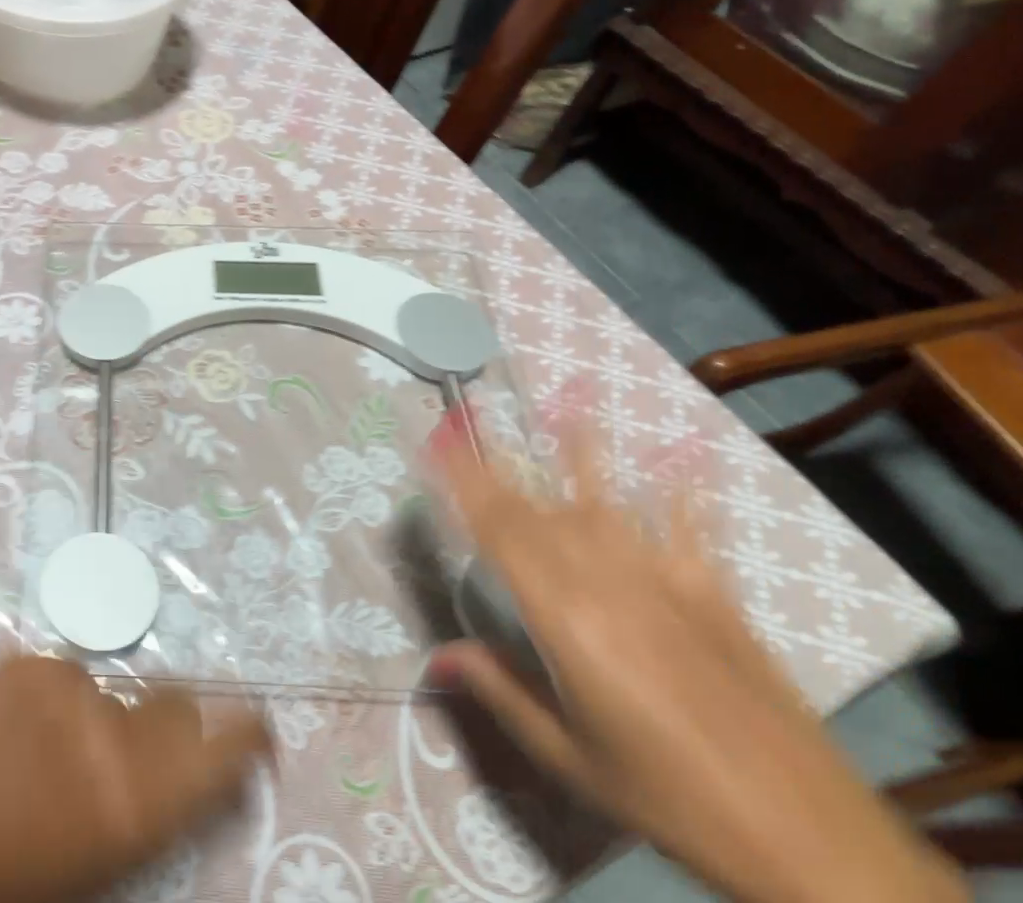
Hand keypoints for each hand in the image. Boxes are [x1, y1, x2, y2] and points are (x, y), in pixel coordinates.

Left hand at [0, 656, 270, 902]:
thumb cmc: (18, 881)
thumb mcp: (110, 860)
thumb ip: (159, 806)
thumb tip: (193, 770)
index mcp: (145, 796)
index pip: (232, 741)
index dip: (248, 732)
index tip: (251, 730)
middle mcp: (116, 730)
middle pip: (178, 703)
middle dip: (165, 726)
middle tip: (126, 755)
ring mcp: (66, 688)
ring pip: (113, 688)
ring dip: (97, 714)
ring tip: (50, 749)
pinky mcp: (25, 663)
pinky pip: (61, 673)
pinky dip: (51, 697)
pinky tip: (16, 729)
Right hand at [427, 436, 967, 902]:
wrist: (804, 831)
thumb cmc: (665, 796)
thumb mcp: (568, 757)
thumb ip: (502, 692)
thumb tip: (439, 653)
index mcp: (568, 622)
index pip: (502, 536)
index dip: (466, 487)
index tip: (438, 446)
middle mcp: (614, 587)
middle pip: (545, 515)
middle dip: (501, 471)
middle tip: (469, 429)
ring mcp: (671, 587)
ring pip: (612, 510)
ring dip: (585, 461)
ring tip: (570, 412)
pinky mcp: (717, 600)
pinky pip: (688, 536)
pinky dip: (678, 500)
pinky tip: (679, 469)